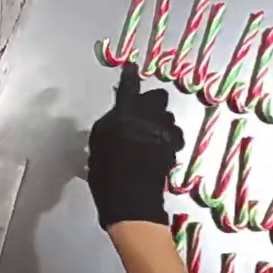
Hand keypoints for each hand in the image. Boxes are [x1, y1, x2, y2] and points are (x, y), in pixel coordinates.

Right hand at [87, 63, 182, 229]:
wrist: (130, 203)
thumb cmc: (106, 176)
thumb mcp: (98, 146)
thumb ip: (109, 125)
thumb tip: (117, 115)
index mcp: (127, 114)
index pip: (130, 86)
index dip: (129, 76)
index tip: (130, 69)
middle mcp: (151, 119)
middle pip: (158, 97)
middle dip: (149, 100)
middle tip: (137, 110)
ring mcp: (166, 134)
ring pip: (167, 115)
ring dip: (158, 119)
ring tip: (146, 131)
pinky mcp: (173, 148)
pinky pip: (172, 133)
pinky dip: (165, 135)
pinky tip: (155, 145)